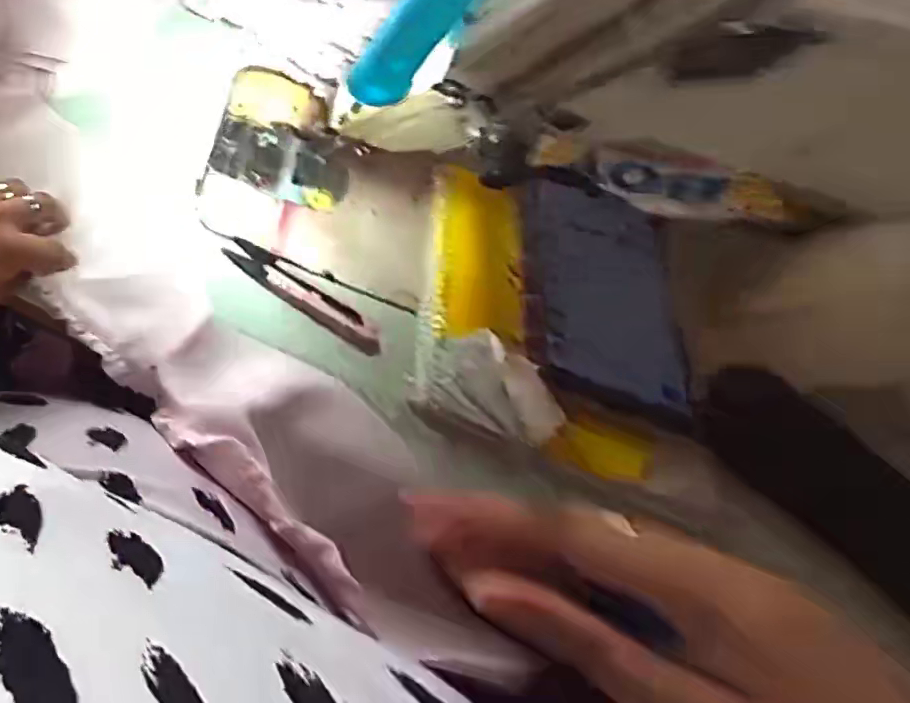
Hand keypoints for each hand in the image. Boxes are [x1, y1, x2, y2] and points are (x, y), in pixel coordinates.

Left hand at [0, 176, 74, 325]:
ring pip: (17, 187)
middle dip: (55, 218)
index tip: (64, 262)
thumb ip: (16, 277)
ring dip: (27, 199)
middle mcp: (2, 216)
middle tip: (55, 227)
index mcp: (13, 248)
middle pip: (43, 206)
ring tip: (25, 210)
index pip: (53, 250)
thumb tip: (28, 268)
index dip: (63, 258)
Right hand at [408, 492, 909, 702]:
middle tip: (421, 520)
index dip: (482, 517)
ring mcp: (732, 581)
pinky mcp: (744, 607)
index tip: (412, 512)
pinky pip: (629, 564)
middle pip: (577, 523)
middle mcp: (710, 562)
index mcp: (703, 581)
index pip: (564, 528)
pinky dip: (570, 563)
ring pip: (599, 538)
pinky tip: (537, 571)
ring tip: (460, 539)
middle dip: (495, 519)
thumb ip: (587, 643)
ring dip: (526, 538)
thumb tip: (477, 582)